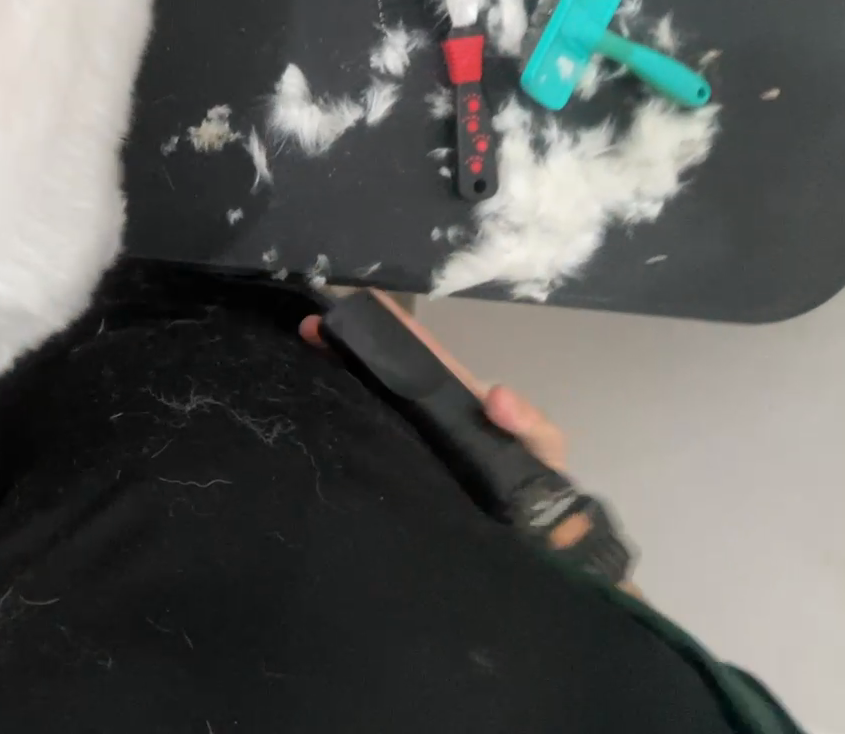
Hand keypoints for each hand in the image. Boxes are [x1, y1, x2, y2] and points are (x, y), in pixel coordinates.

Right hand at [298, 291, 566, 470]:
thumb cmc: (538, 490)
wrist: (528, 538)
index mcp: (451, 394)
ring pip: (362, 399)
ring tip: (303, 356)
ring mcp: (402, 438)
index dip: (385, 328)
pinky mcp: (391, 469)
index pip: (414, 352)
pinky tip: (310, 409)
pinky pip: (361, 440)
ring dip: (334, 375)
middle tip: (309, 327)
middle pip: (377, 371)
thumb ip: (529, 421)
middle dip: (345, 345)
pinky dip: (337, 421)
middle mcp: (420, 410)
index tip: (354, 306)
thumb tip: (495, 394)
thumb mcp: (541, 446)